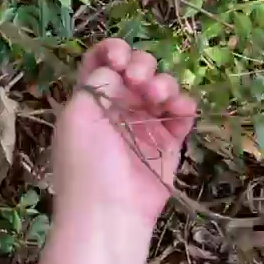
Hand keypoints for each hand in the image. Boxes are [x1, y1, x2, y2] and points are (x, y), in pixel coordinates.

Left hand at [52, 39, 197, 230]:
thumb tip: (118, 69)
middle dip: (142, 66)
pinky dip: (184, 105)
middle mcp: (118, 109)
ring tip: (157, 97)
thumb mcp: (79, 115)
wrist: (110, 213)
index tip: (120, 57)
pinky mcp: (169, 143)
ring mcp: (145, 125)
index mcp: (90, 100)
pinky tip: (178, 110)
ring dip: (163, 83)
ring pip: (162, 88)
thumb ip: (99, 82)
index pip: (101, 62)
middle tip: (139, 80)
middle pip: (136, 70)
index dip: (113, 51)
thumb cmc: (86, 163)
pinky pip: (182, 113)